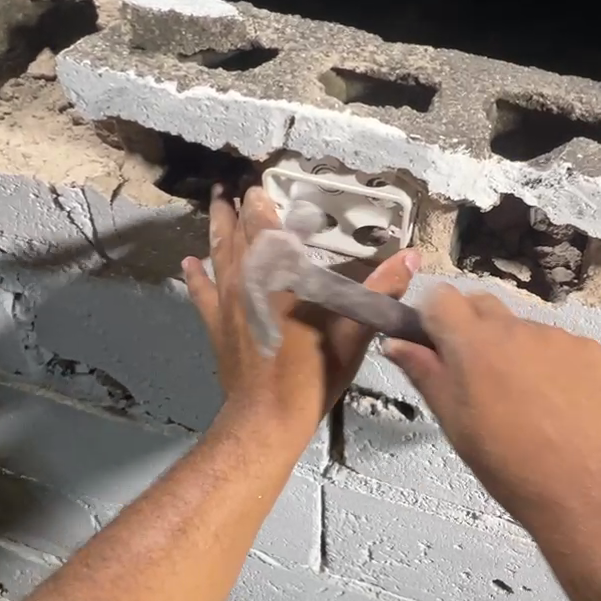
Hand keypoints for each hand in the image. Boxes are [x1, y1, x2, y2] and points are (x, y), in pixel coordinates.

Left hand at [184, 186, 416, 437]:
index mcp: (280, 276)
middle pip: (238, 235)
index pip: (266, 228)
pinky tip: (188, 261)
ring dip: (216, 229)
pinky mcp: (217, 325)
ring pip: (218, 255)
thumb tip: (412, 256)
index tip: (260, 184)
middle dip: (236, 210)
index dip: (262, 204)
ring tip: (214, 206)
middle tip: (234, 188)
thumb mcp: (355, 329)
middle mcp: (248, 280)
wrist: (269, 416)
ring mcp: (227, 303)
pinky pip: (201, 292)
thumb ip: (381, 289)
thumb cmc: (313, 370)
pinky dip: (195, 275)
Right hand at [383, 287, 600, 524]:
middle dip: (473, 328)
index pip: (441, 297)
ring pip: (523, 328)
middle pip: (483, 305)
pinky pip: (561, 344)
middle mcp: (514, 329)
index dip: (434, 316)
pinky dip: (553, 363)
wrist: (581, 488)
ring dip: (516, 350)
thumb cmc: (509, 464)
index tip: (436, 342)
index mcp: (472, 344)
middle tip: (477, 373)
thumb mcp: (454, 422)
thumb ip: (425, 373)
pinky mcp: (588, 349)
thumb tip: (397, 344)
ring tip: (525, 399)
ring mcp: (556, 336)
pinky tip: (558, 402)